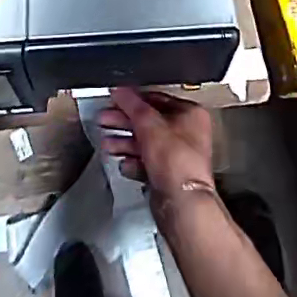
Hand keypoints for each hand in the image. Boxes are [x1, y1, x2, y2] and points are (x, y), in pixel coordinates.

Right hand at [96, 87, 215, 197]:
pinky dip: (133, 162)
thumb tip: (121, 92)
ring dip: (124, 142)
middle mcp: (187, 134)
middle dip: (124, 122)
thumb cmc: (178, 163)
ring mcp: (178, 156)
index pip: (157, 99)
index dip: (134, 99)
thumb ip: (132, 105)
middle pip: (149, 121)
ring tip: (107, 142)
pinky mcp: (168, 176)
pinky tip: (123, 163)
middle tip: (106, 119)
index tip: (116, 100)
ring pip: (146, 143)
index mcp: (190, 114)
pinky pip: (146, 164)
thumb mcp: (149, 124)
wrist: (181, 204)